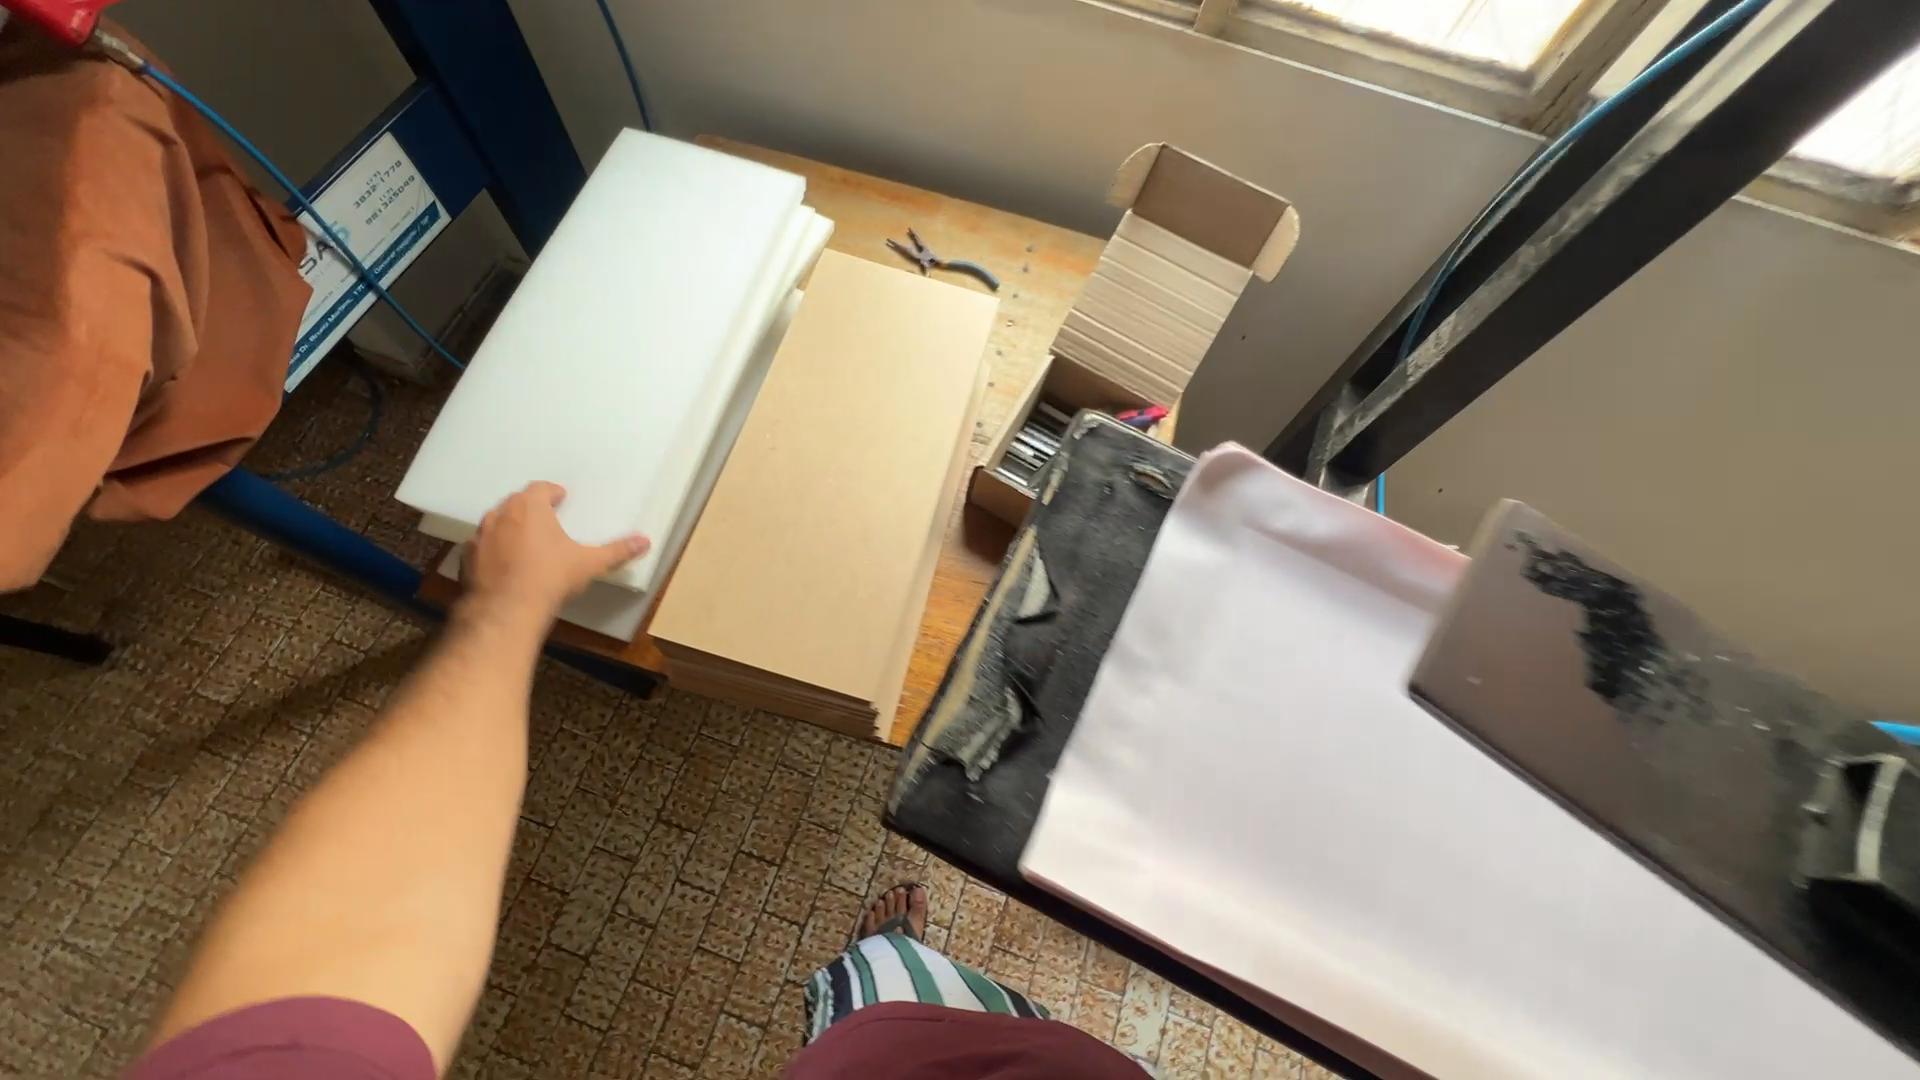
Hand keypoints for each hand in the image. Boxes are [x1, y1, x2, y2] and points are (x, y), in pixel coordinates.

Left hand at [459, 482, 648, 621]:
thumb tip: (645, 541)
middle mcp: (500, 515)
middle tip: (547, 520)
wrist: (506, 611)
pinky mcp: (465, 559)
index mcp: (529, 508)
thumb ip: (617, 550)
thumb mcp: (590, 563)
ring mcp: (478, 537)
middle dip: (531, 509)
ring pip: (496, 524)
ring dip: (510, 528)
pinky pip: (482, 548)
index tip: (562, 498)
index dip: (552, 492)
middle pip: (516, 503)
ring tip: (526, 543)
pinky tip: (505, 567)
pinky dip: (493, 552)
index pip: (539, 488)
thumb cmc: (551, 577)